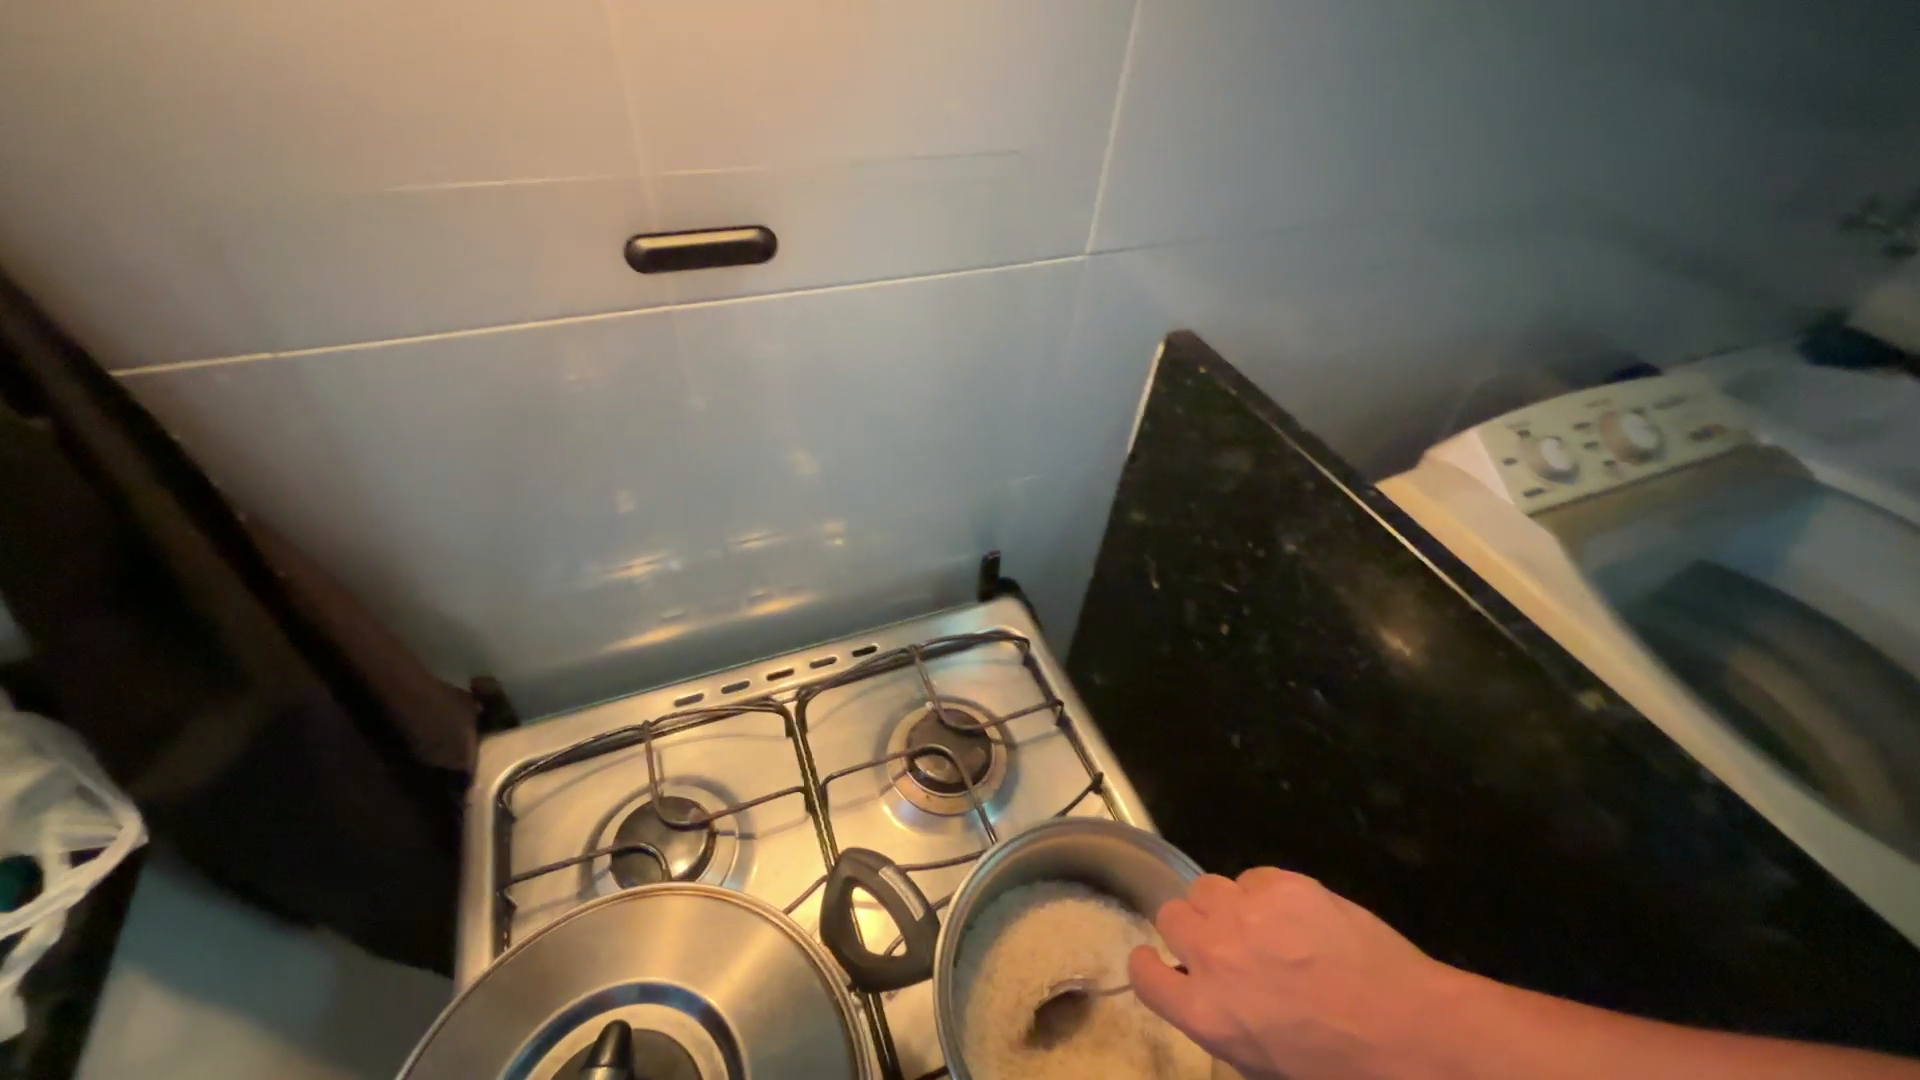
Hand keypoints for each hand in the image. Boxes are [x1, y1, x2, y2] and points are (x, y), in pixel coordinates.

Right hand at [1129, 868, 1464, 1079]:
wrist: (1411, 1030)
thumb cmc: (1341, 1068)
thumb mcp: (1265, 1066)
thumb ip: (1222, 1023)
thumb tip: (1210, 994)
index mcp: (1205, 1011)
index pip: (1144, 974)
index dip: (1151, 965)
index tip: (1163, 963)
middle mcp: (1212, 953)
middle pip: (1171, 916)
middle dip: (1191, 930)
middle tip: (1225, 945)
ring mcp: (1245, 912)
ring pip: (1206, 888)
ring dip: (1222, 906)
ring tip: (1258, 925)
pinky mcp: (1280, 884)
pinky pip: (1252, 878)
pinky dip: (1264, 894)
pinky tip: (1295, 917)